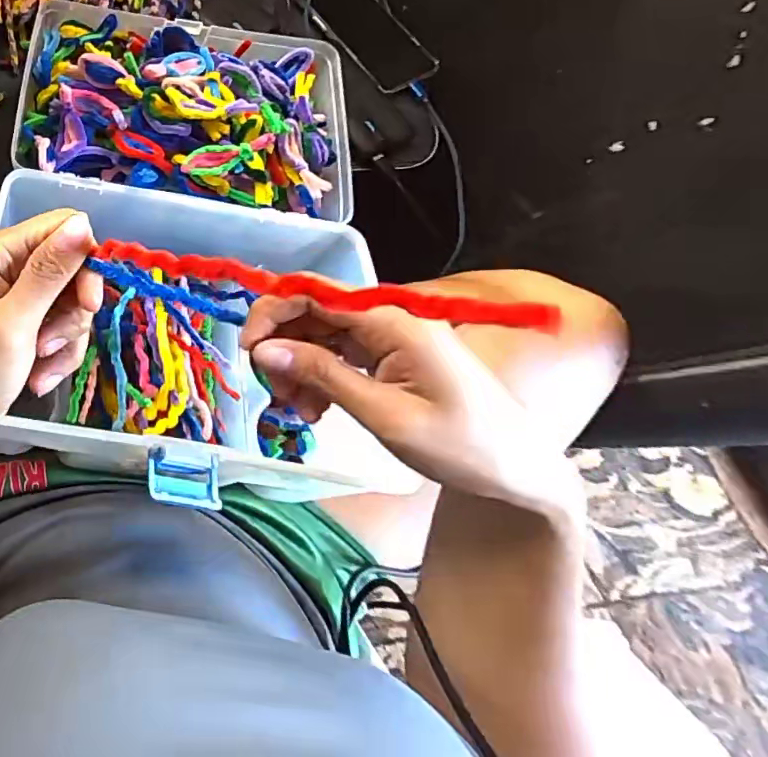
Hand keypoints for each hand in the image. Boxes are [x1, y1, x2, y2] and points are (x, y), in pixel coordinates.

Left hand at [0, 209, 101, 447]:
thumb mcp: (12, 326)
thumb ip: (48, 274)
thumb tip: (82, 223)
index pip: (63, 226)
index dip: (84, 261)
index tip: (88, 304)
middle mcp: (8, 264)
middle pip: (73, 265)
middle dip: (73, 309)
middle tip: (54, 342)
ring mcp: (18, 292)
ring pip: (74, 299)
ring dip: (66, 337)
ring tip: (39, 363)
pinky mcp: (29, 317)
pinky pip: (65, 323)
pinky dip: (60, 351)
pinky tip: (40, 375)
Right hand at [242, 297, 580, 517]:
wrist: (519, 473)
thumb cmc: (462, 446)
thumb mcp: (385, 415)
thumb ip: (323, 375)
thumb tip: (264, 349)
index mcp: (391, 322)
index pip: (314, 294)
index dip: (272, 313)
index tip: (248, 349)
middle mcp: (387, 319)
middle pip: (312, 314)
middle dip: (283, 349)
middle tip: (274, 393)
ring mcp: (388, 337)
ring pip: (319, 336)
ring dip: (298, 368)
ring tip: (298, 410)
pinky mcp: (388, 356)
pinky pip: (337, 355)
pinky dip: (317, 378)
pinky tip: (315, 409)